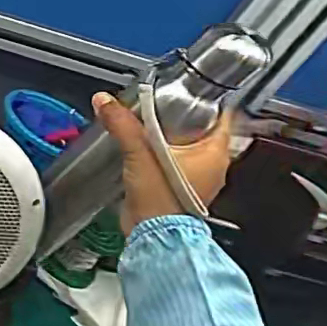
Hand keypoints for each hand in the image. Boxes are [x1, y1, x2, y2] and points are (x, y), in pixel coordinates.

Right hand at [90, 91, 234, 225]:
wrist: (153, 236)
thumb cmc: (162, 200)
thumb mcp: (140, 154)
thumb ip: (123, 125)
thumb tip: (105, 101)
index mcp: (215, 153)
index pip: (221, 116)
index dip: (205, 100)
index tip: (187, 89)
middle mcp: (211, 165)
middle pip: (200, 129)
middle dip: (180, 115)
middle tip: (159, 103)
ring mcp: (195, 178)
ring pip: (185, 146)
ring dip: (168, 135)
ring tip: (146, 123)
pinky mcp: (177, 188)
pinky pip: (172, 162)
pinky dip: (160, 153)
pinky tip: (142, 149)